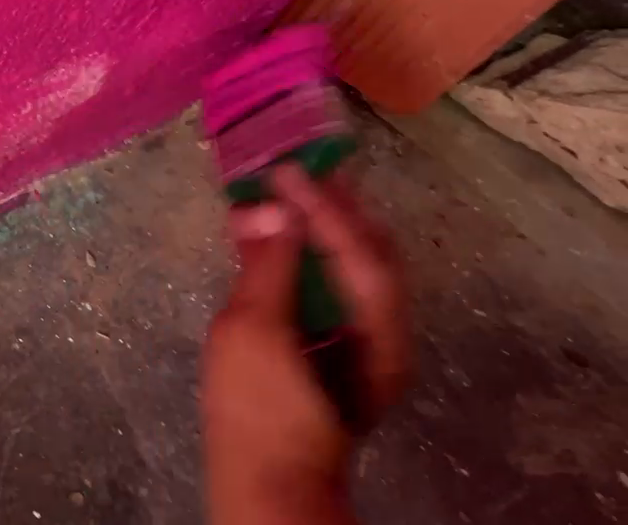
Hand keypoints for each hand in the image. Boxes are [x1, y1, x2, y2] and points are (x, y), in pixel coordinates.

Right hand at [201, 166, 409, 524]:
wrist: (264, 471)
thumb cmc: (256, 403)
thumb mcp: (252, 332)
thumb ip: (264, 268)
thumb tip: (267, 209)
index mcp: (373, 334)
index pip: (358, 254)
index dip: (322, 208)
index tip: (283, 168)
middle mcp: (382, 335)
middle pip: (373, 257)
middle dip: (339, 208)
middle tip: (302, 163)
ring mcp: (362, 343)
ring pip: (356, 269)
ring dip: (325, 224)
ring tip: (291, 186)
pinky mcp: (336, 347)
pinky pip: (333, 282)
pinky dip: (310, 249)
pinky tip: (278, 235)